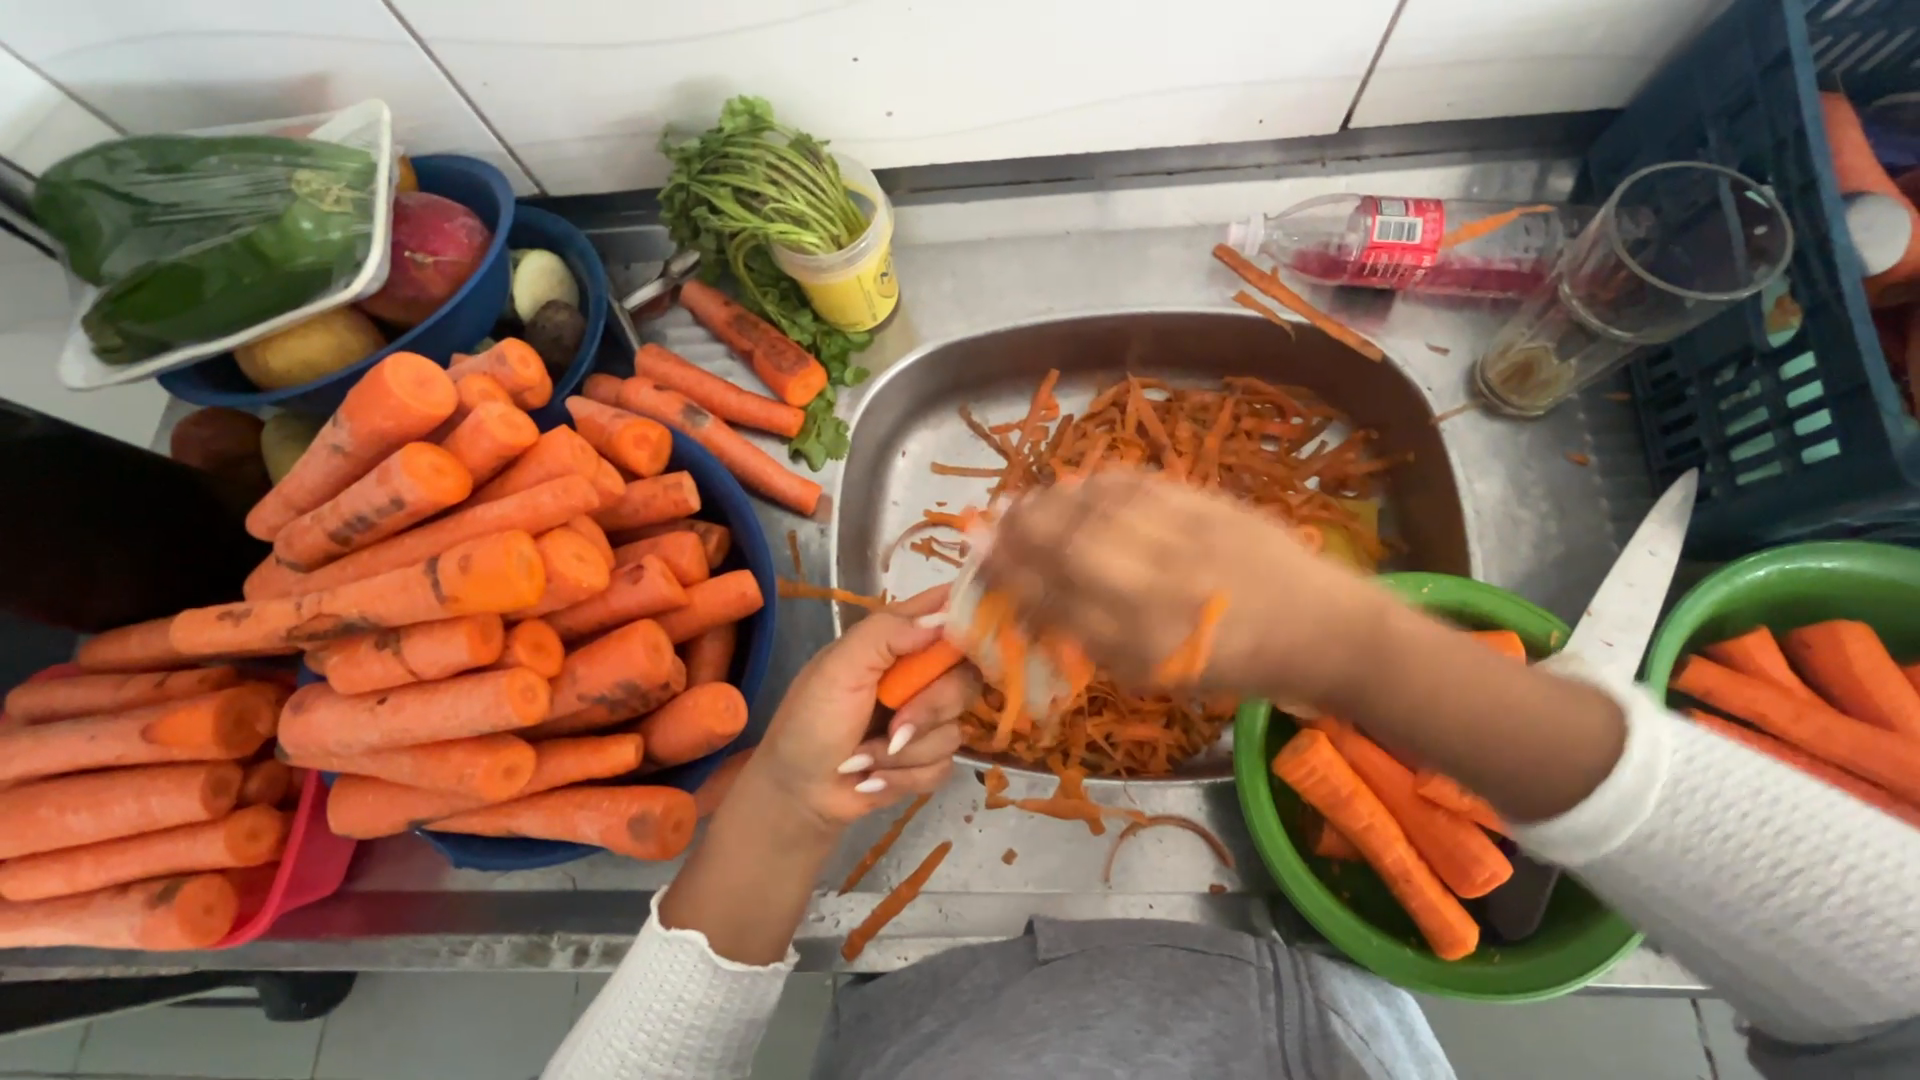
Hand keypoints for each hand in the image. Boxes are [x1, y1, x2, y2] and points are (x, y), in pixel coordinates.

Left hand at [739, 586, 979, 832]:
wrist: (797, 794)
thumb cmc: (810, 721)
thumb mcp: (838, 668)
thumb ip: (886, 634)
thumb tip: (942, 619)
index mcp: (897, 639)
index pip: (946, 609)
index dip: (969, 617)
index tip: (970, 641)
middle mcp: (919, 673)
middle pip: (966, 676)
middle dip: (931, 708)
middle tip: (895, 726)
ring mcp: (926, 717)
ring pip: (955, 728)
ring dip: (905, 752)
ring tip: (862, 758)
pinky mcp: (928, 757)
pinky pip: (944, 764)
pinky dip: (904, 776)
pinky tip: (872, 779)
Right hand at [980, 469, 1385, 704]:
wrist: (1321, 628)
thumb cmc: (1234, 665)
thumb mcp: (1160, 674)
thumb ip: (1095, 640)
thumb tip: (1035, 606)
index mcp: (1146, 645)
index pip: (1059, 605)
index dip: (1013, 579)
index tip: (983, 564)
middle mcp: (1161, 591)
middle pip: (1070, 548)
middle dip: (1019, 533)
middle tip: (989, 524)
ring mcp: (1185, 541)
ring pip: (1098, 510)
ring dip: (1049, 502)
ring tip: (1022, 502)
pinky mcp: (1208, 506)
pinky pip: (1137, 486)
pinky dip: (1095, 484)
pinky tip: (1074, 487)